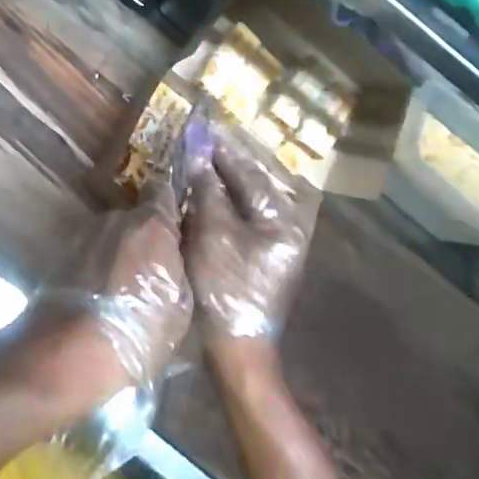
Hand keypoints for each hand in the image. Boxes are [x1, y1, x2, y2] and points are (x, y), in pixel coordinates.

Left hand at [36, 178, 193, 393]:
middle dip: (144, 237)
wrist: (74, 349)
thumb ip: (181, 264)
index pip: (163, 192)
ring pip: (112, 236)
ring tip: (123, 290)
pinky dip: (98, 267)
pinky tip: (100, 297)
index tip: (177, 223)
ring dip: (120, 253)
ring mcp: (87, 233)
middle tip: (153, 269)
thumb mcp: (182, 304)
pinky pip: (92, 253)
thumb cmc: (141, 329)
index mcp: (152, 224)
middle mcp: (118, 218)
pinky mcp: (64, 253)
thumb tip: (177, 251)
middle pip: (136, 218)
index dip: (169, 204)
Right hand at [182, 113, 308, 360]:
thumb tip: (199, 155)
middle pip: (249, 185)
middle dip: (221, 164)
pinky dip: (218, 205)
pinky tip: (198, 195)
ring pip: (242, 202)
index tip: (202, 127)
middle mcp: (284, 229)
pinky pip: (237, 220)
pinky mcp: (256, 259)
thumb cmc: (226, 287)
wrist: (235, 351)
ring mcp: (272, 246)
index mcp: (282, 221)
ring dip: (218, 183)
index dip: (222, 150)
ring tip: (194, 161)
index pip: (249, 173)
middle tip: (196, 141)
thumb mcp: (213, 232)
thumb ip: (208, 190)